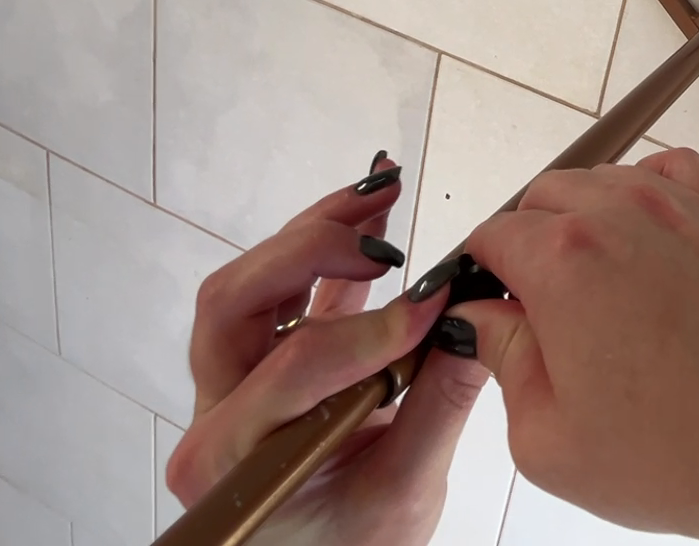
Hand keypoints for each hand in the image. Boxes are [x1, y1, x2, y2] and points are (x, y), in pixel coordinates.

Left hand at [166, 157, 489, 545]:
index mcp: (234, 457)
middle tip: (385, 248)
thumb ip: (442, 402)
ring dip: (320, 228)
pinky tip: (380, 205)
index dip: (370, 331)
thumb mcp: (406, 491)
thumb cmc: (354, 545)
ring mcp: (242, 375)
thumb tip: (478, 317)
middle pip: (236, 302)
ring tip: (383, 189)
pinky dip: (338, 234)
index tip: (436, 307)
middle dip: (311, 253)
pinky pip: (299, 280)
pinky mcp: (280, 349)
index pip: (294, 369)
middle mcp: (220, 407)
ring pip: (255, 280)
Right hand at [450, 149, 698, 543]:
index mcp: (563, 260)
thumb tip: (480, 316)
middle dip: (524, 245)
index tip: (490, 309)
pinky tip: (639, 235)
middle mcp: (615, 212)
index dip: (480, 273)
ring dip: (577, 219)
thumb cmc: (681, 449)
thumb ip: (502, 358)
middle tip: (540, 311)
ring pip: (593, 181)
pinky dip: (639, 187)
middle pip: (539, 200)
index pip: (492, 234)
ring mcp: (670, 204)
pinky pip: (663, 168)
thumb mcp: (550, 437)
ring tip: (592, 286)